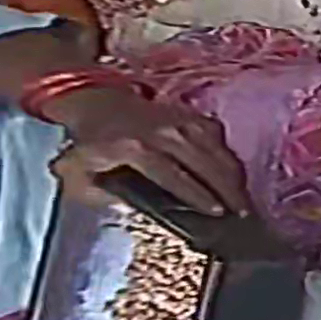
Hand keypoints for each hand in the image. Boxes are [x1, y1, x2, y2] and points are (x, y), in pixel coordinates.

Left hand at [42, 86, 249, 215]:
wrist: (102, 107)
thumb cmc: (92, 145)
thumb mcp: (75, 172)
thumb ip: (98, 194)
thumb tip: (134, 209)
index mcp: (134, 149)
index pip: (175, 177)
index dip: (198, 196)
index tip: (217, 212)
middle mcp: (167, 135)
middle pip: (210, 168)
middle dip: (230, 192)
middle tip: (244, 212)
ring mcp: (191, 126)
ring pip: (225, 158)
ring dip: (237, 181)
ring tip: (245, 200)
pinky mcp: (206, 122)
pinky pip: (226, 148)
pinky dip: (232, 166)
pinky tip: (235, 180)